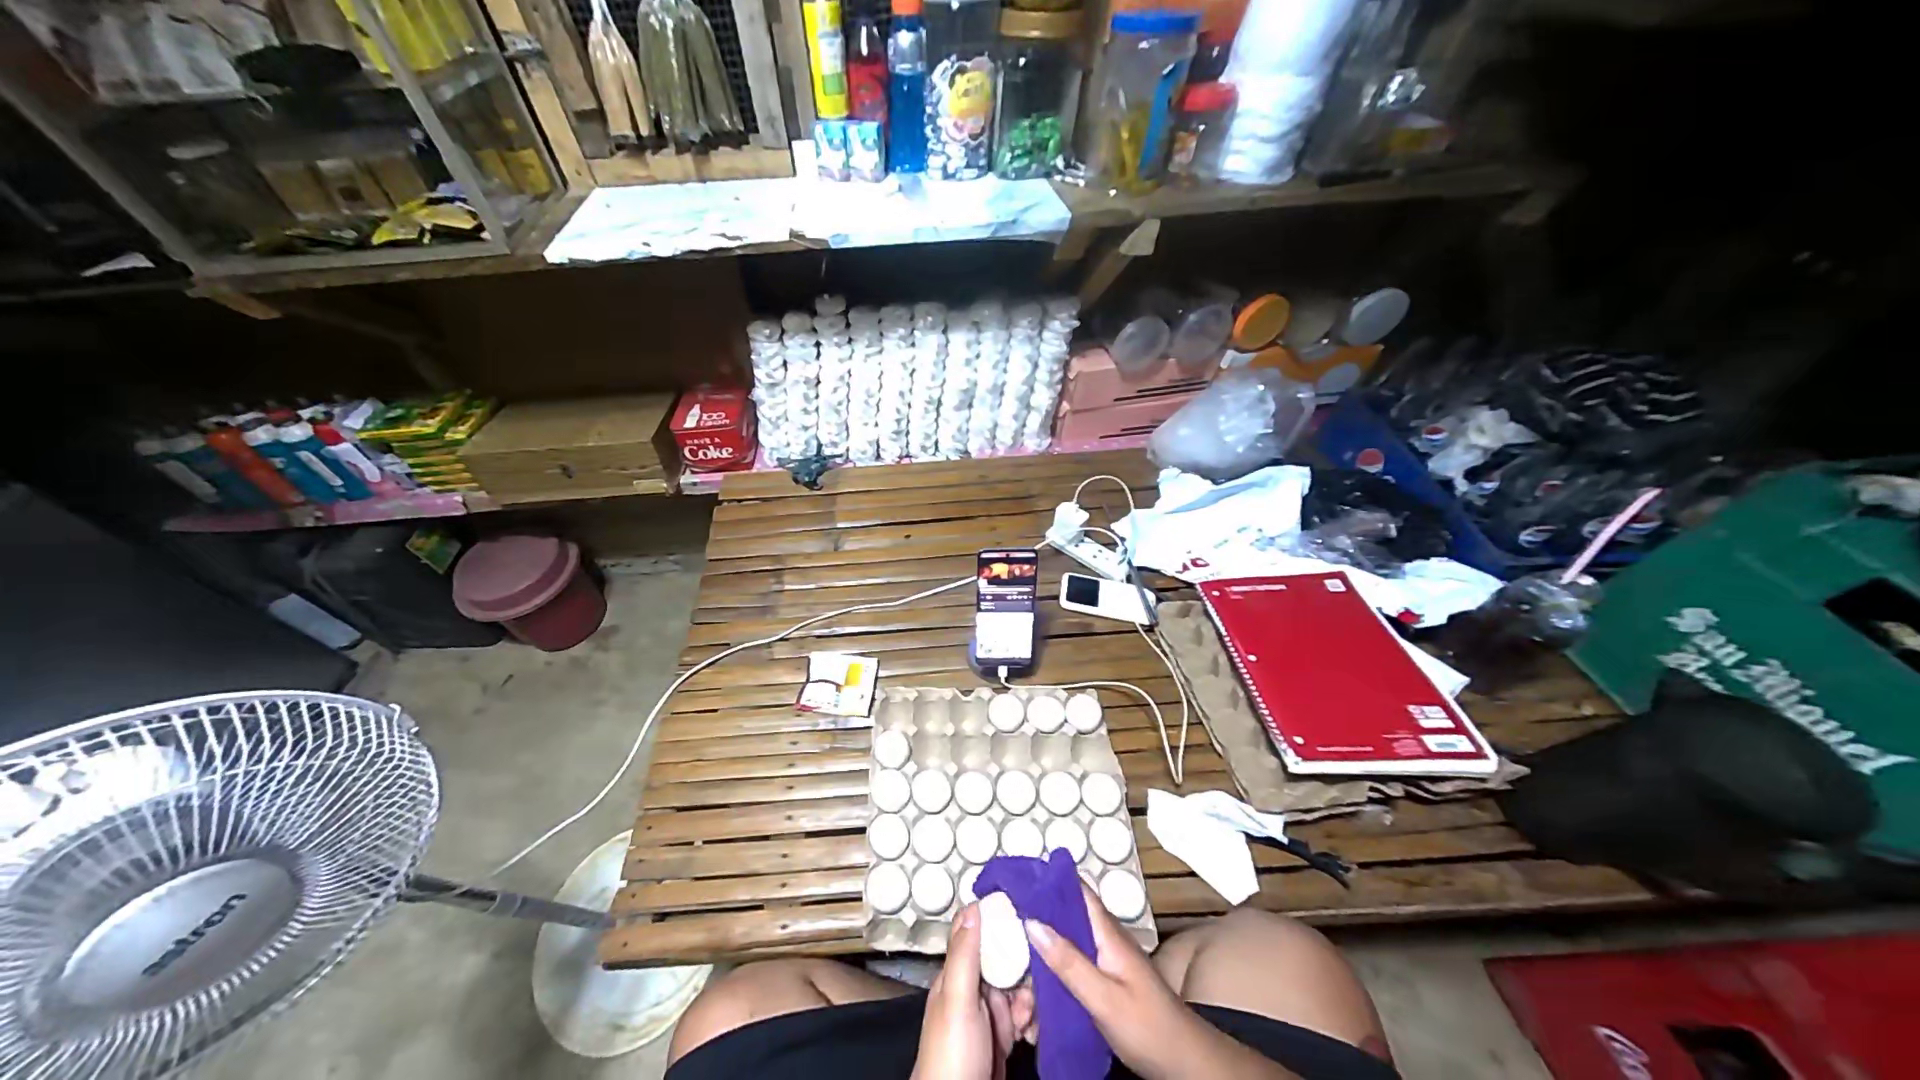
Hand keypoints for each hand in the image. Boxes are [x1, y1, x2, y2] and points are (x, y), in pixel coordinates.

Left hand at [913, 903, 1017, 1079]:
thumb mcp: (957, 998)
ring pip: (1016, 991)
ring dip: (1028, 1002)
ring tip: (1028, 1022)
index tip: (1028, 921)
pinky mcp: (1000, 1040)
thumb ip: (965, 954)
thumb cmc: (952, 1055)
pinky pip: (1020, 1018)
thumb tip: (973, 904)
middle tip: (1030, 992)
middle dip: (1023, 973)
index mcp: (956, 976)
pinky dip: (1029, 1023)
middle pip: (1004, 964)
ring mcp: (986, 1017)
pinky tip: (1031, 1033)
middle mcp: (970, 991)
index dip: (1001, 927)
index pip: (979, 936)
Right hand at [1023, 885, 1294, 1079]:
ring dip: (1037, 969)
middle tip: (1006, 951)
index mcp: (1106, 933)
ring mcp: (1102, 962)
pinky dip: (1049, 987)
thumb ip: (1068, 961)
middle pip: (1060, 921)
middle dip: (1031, 932)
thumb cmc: (1150, 1028)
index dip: (1044, 879)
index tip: (1012, 882)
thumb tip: (1031, 921)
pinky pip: (1067, 974)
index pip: (1073, 889)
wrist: (1186, 1065)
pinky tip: (1036, 1012)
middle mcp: (1102, 940)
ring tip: (1019, 998)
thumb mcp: (1104, 998)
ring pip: (1060, 951)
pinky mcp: (1101, 984)